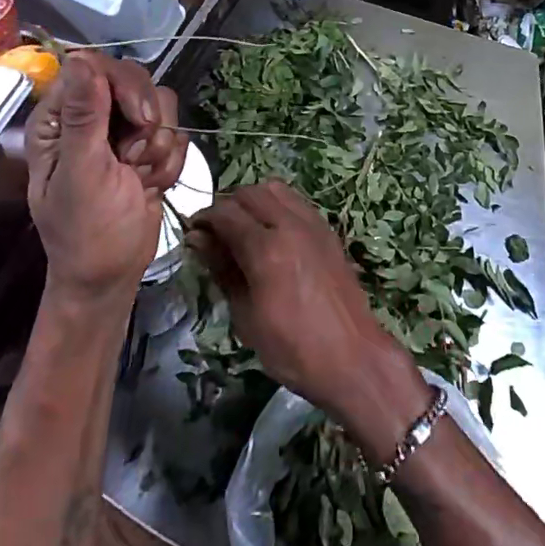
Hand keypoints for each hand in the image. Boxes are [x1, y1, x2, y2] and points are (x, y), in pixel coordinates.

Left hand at [25, 51, 186, 300]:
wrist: (111, 275)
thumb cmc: (85, 230)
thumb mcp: (82, 173)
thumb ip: (85, 115)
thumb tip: (80, 57)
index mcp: (60, 119)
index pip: (94, 67)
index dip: (122, 86)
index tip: (139, 118)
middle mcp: (90, 118)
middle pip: (133, 80)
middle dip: (147, 120)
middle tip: (137, 156)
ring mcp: (121, 133)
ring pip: (160, 104)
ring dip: (160, 144)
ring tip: (142, 176)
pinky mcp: (148, 149)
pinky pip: (175, 131)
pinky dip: (170, 160)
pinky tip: (152, 185)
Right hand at [187, 182, 429, 462]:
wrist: (351, 355)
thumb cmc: (291, 347)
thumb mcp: (246, 315)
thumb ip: (223, 269)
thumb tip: (198, 238)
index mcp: (266, 248)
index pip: (225, 213)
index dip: (204, 218)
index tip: (193, 233)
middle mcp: (290, 225)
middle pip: (250, 192)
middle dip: (228, 206)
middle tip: (217, 233)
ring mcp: (313, 223)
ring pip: (276, 189)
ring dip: (254, 201)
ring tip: (244, 230)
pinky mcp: (328, 230)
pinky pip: (296, 201)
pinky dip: (278, 206)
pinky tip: (272, 233)